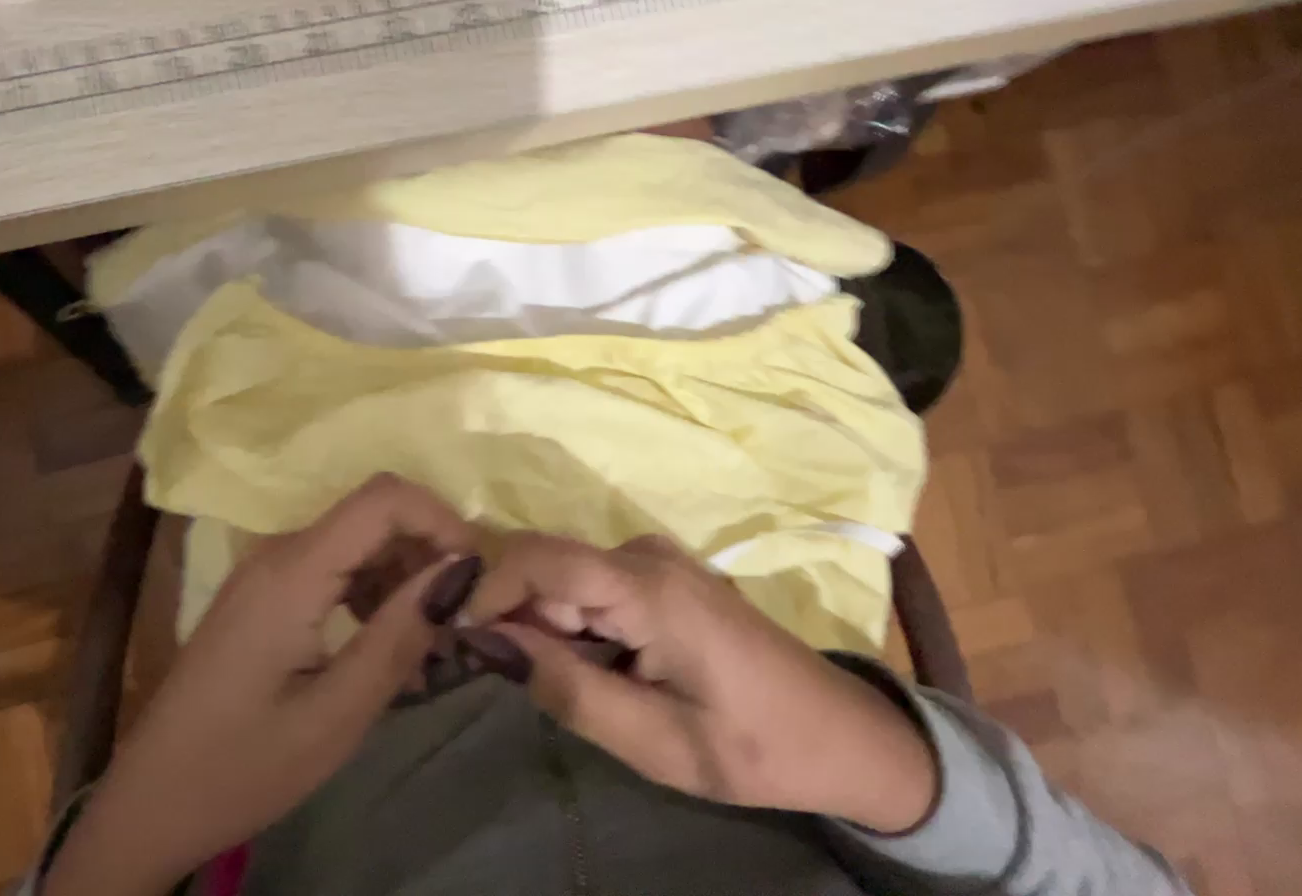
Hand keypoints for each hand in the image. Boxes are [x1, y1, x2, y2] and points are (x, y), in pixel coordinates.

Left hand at [43, 475, 485, 895]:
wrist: (151, 801)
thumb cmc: (243, 766)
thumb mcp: (336, 714)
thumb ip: (398, 635)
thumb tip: (459, 572)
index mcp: (292, 571)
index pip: (382, 498)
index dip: (440, 519)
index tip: (474, 575)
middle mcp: (278, 552)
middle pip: (372, 515)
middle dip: (427, 551)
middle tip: (459, 617)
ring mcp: (267, 571)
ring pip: (356, 540)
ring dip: (403, 575)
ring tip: (429, 640)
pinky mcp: (265, 594)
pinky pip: (333, 568)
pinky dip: (372, 592)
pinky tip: (385, 643)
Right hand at [462, 532, 938, 832]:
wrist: (843, 736)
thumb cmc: (755, 747)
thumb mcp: (654, 740)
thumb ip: (566, 687)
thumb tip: (485, 640)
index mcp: (650, 588)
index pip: (540, 558)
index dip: (486, 589)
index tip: (458, 641)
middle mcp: (647, 554)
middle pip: (548, 569)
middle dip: (517, 622)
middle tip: (516, 686)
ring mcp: (657, 559)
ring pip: (566, 580)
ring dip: (548, 631)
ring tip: (571, 690)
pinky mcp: (662, 574)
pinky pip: (593, 587)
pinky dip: (577, 628)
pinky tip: (601, 672)